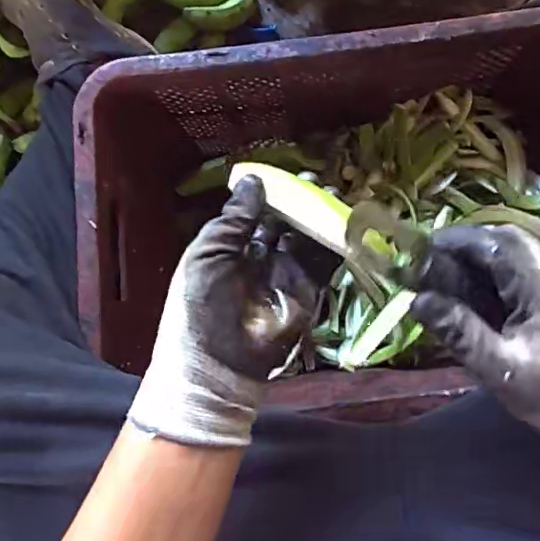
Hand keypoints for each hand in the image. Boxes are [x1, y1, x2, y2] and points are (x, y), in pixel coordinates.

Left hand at [127, 175, 327, 445]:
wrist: (216, 363)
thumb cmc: (199, 303)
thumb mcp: (209, 251)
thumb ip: (234, 217)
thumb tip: (254, 180)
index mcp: (232, 247)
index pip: (257, 214)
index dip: (272, 195)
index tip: (286, 177)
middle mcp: (262, 259)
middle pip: (286, 224)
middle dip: (300, 204)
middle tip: (315, 183)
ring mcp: (286, 276)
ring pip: (308, 240)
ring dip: (319, 219)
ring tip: (331, 196)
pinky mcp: (307, 294)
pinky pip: (323, 265)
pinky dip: (333, 243)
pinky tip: (340, 223)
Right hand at [410, 224, 539, 474]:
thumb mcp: (499, 368)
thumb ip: (460, 333)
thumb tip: (417, 300)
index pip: (498, 244)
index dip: (458, 240)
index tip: (424, 248)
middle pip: (507, 239)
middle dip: (466, 242)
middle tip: (432, 257)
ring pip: (514, 249)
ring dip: (478, 252)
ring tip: (445, 268)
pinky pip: (520, 265)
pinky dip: (491, 266)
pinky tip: (472, 283)